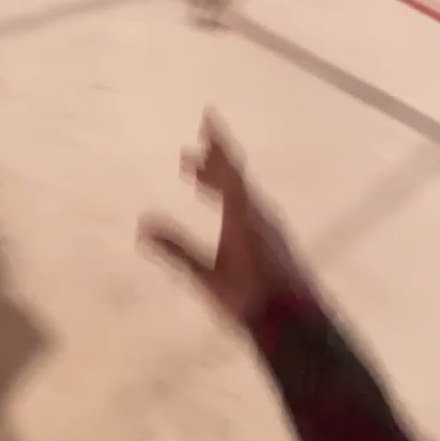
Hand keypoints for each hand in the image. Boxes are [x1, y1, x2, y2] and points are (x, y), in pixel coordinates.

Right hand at [140, 113, 297, 321]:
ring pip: (242, 193)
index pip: (228, 168)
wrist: (296, 324)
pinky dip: (230, 198)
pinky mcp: (275, 241)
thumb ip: (176, 250)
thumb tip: (143, 226)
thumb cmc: (250, 296)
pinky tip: (225, 212)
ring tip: (199, 181)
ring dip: (220, 182)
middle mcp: (260, 213)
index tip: (207, 116)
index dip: (216, 142)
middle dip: (211, 163)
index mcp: (243, 213)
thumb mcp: (207, 275)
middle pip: (235, 177)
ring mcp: (270, 227)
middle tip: (189, 157)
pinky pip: (248, 206)